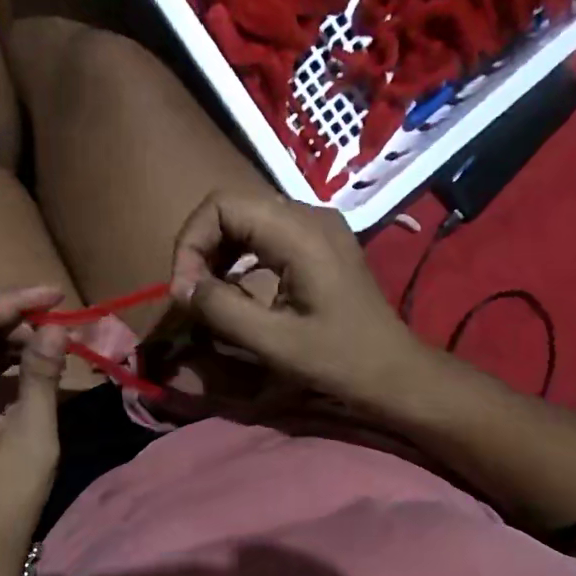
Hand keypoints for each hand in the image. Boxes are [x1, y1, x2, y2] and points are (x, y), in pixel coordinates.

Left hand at [0, 286, 67, 572]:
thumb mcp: (33, 434)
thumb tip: (57, 329)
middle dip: (15, 319)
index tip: (55, 296)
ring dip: (16, 340)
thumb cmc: (8, 494)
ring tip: (56, 342)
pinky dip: (13, 364)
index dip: (11, 301)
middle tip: (61, 322)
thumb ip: (42, 377)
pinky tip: (41, 366)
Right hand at [169, 191, 432, 409]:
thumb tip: (183, 288)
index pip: (223, 205)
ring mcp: (318, 228)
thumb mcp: (275, 342)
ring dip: (219, 252)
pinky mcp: (321, 245)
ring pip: (248, 220)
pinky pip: (268, 236)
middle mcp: (310, 216)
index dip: (192, 241)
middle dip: (202, 247)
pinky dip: (242, 257)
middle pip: (234, 207)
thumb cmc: (339, 359)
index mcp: (300, 232)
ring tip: (208, 294)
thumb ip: (223, 311)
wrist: (392, 370)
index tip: (185, 290)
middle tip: (191, 294)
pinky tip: (236, 289)